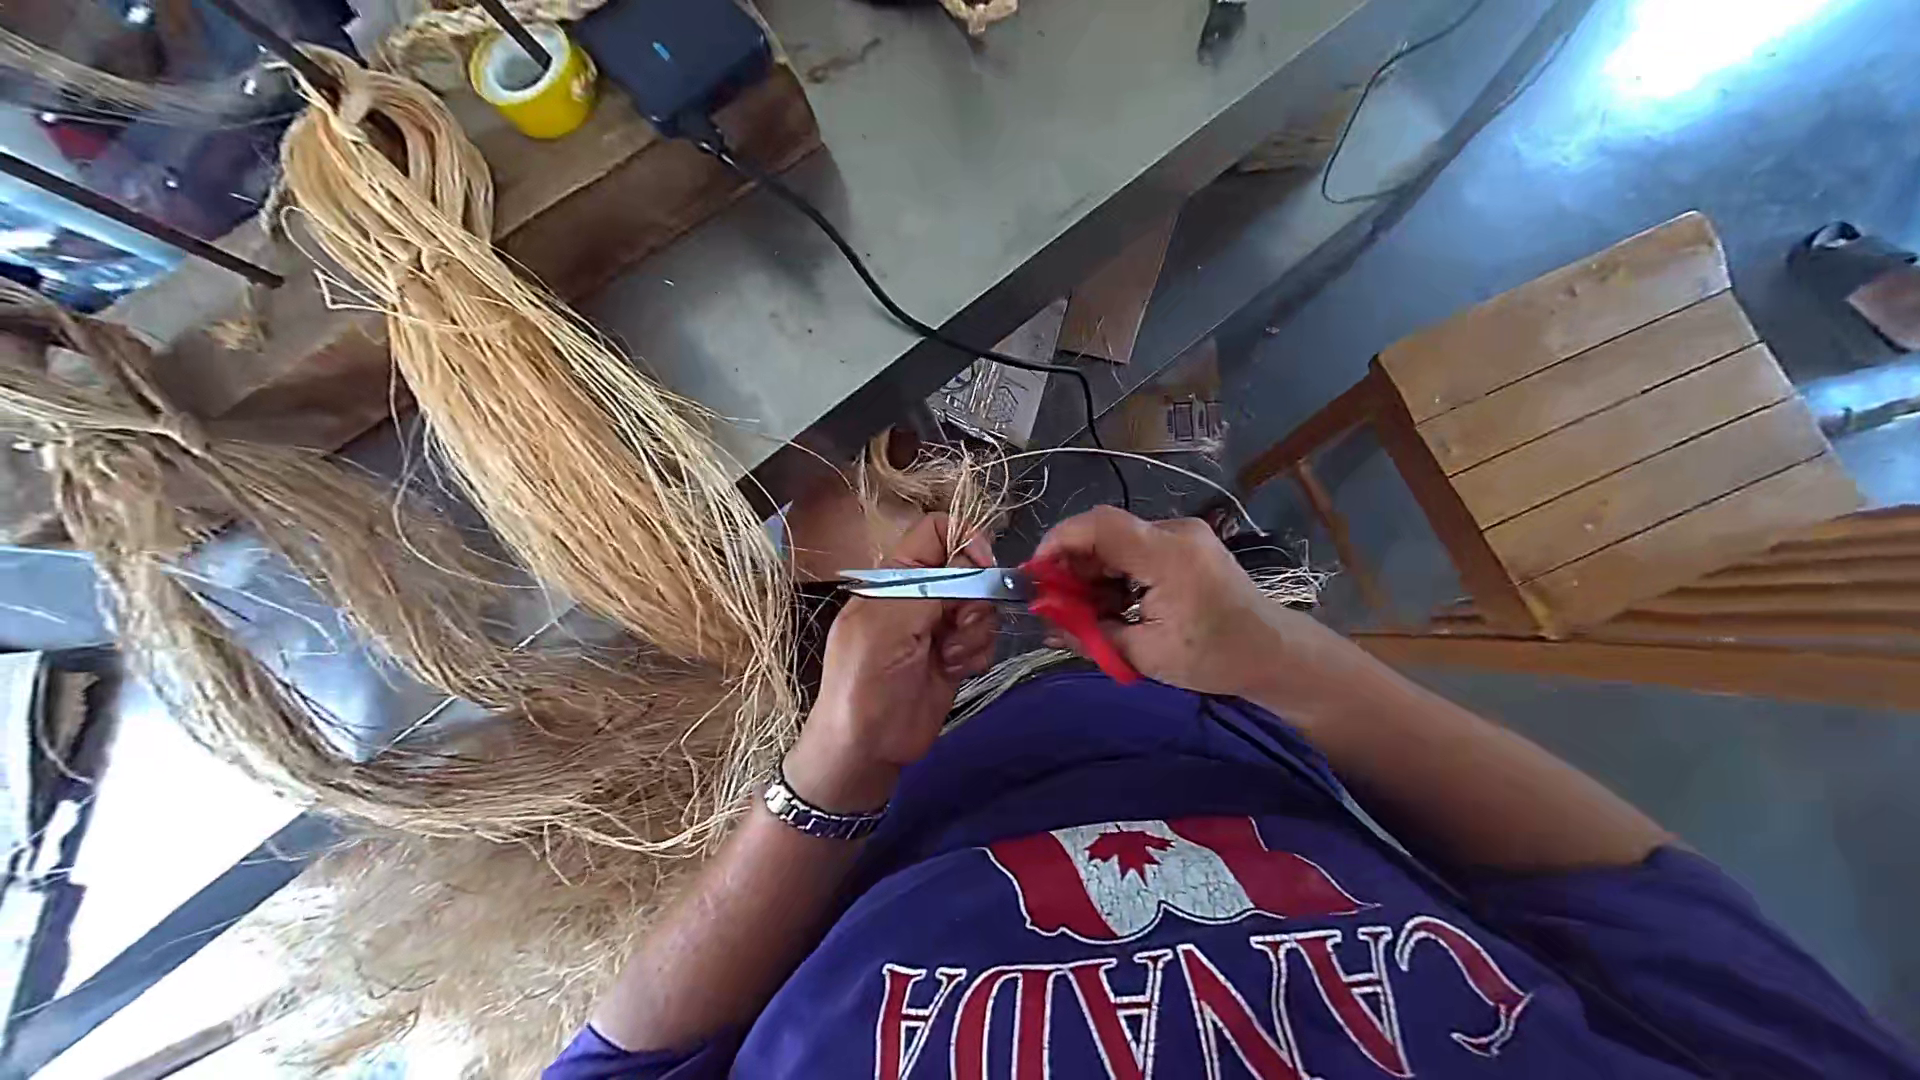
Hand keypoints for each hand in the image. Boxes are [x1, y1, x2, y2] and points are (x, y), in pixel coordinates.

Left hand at [784, 513, 998, 814]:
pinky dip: (977, 653)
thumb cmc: (865, 679)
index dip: (965, 540)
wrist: (867, 746)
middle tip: (957, 627)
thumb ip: (932, 584)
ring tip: (949, 657)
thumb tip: (975, 562)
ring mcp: (939, 626)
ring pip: (982, 605)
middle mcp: (920, 594)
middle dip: (973, 598)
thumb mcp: (888, 622)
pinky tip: (956, 671)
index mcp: (895, 576)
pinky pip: (984, 637)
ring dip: (974, 631)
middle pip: (970, 570)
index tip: (981, 569)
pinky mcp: (955, 654)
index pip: (937, 530)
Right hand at [1032, 506, 1367, 706]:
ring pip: (1116, 540)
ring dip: (1093, 572)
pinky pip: (1134, 548)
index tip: (1036, 573)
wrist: (1276, 654)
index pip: (1100, 525)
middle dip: (1072, 565)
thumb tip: (1045, 625)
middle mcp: (1175, 532)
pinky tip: (1112, 603)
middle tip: (1057, 603)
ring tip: (1086, 610)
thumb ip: (1091, 635)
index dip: (1059, 541)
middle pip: (1104, 532)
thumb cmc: (1216, 658)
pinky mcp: (1185, 544)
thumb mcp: (1146, 656)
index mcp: (1169, 555)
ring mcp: (1182, 535)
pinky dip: (1114, 573)